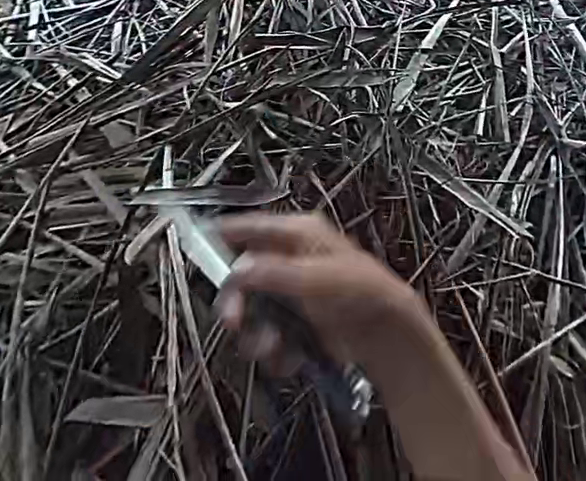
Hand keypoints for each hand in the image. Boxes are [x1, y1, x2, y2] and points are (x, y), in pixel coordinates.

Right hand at [213, 213, 427, 376]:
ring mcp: (294, 291)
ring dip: (257, 334)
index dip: (224, 235)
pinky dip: (275, 351)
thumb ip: (274, 273)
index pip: (252, 227)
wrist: (388, 332)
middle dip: (238, 302)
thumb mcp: (315, 278)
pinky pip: (271, 334)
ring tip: (271, 348)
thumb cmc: (358, 290)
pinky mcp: (298, 323)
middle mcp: (291, 257)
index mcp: (298, 233)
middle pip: (245, 275)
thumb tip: (237, 269)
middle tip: (233, 322)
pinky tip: (289, 359)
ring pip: (255, 311)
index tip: (196, 246)